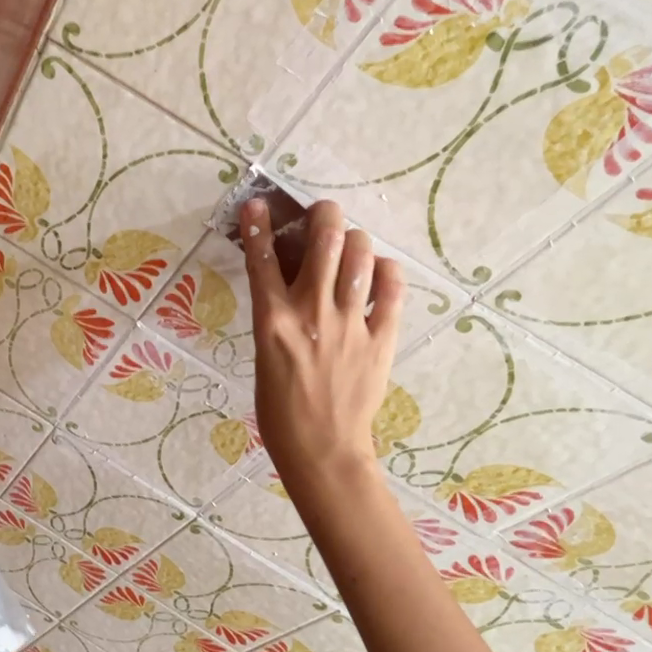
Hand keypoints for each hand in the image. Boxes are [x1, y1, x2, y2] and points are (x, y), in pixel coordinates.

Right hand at [240, 196, 402, 495]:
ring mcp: (350, 323)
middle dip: (323, 215)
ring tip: (349, 246)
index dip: (259, 225)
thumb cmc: (280, 410)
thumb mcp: (263, 358)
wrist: (321, 448)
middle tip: (321, 216)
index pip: (261, 260)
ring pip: (361, 253)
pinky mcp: (381, 336)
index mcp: (272, 322)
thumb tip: (284, 280)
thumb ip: (275, 317)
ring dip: (354, 239)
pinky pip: (392, 287)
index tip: (259, 203)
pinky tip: (379, 274)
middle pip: (324, 240)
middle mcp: (311, 313)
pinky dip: (386, 271)